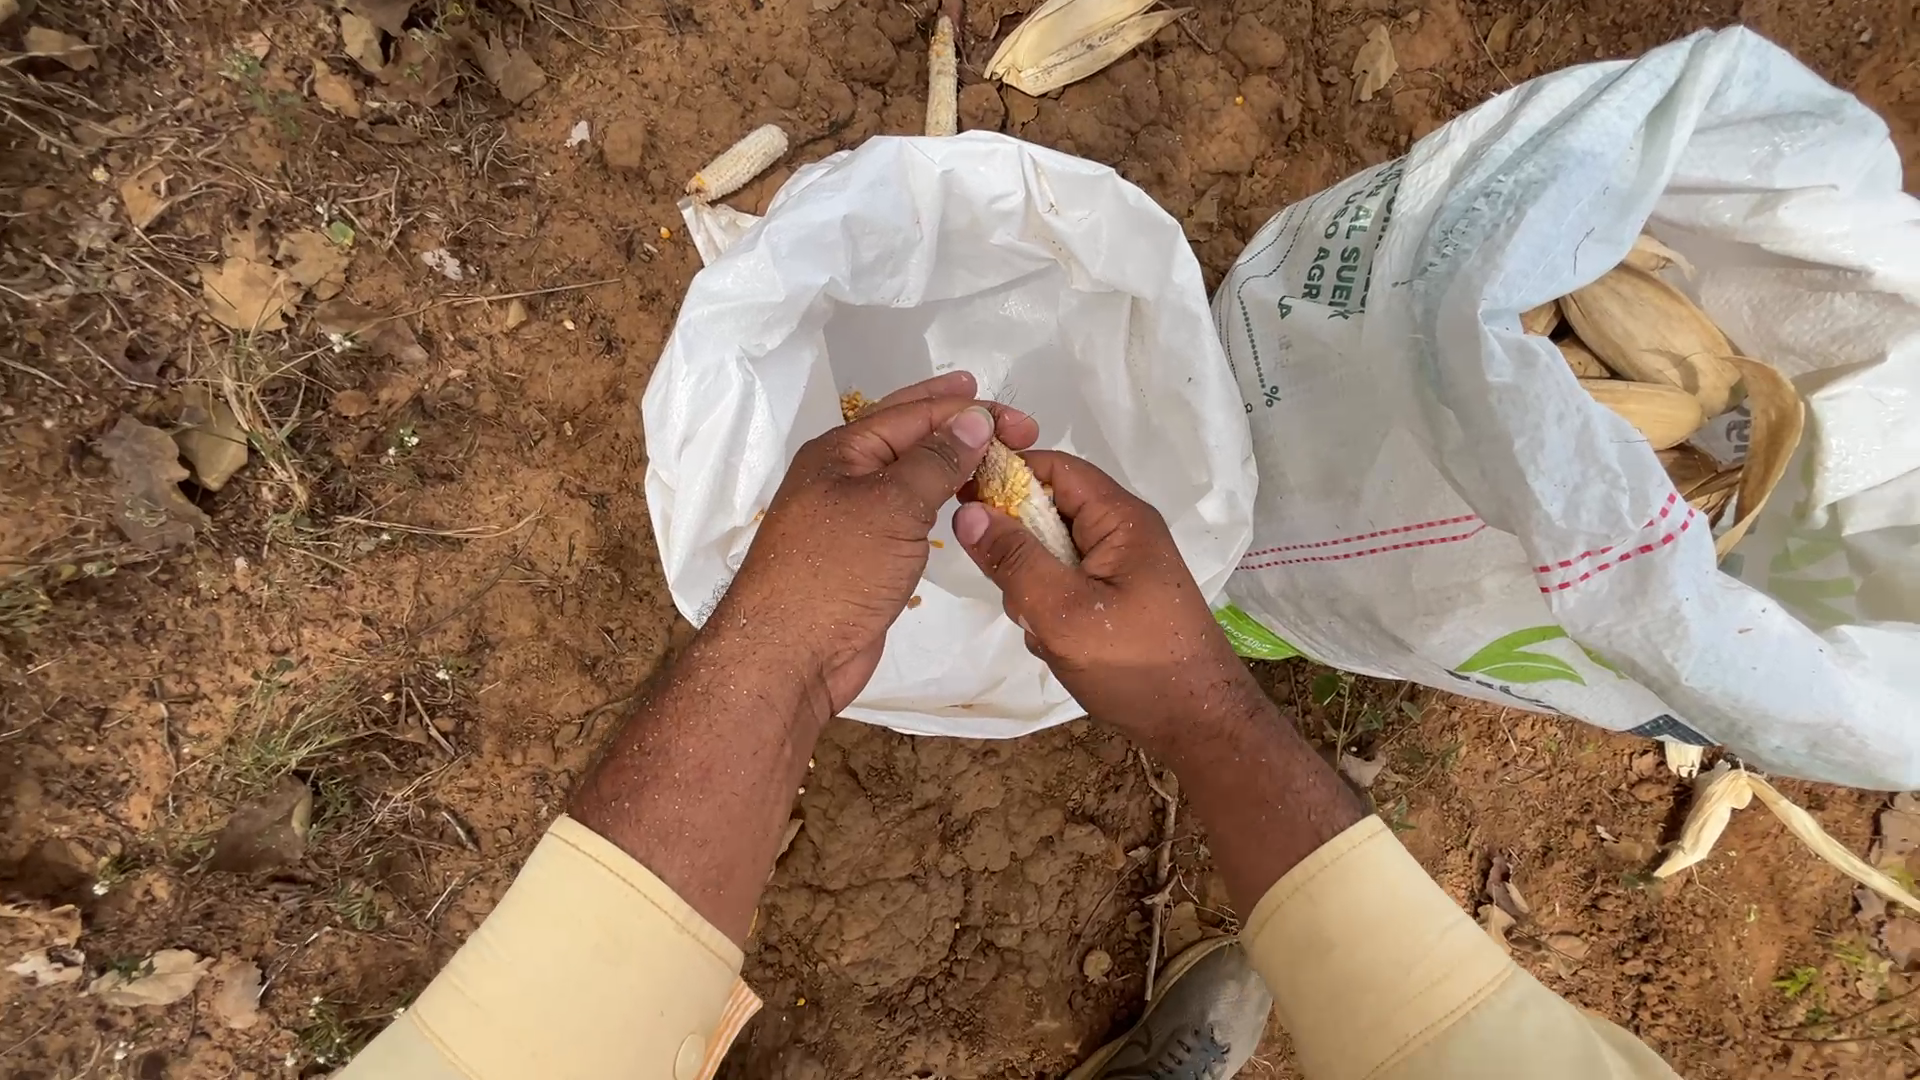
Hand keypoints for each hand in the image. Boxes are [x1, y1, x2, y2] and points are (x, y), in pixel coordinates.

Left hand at [713, 371, 1037, 713]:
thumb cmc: (837, 570)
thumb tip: (974, 418)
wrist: (791, 655)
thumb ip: (936, 460)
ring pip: (910, 475)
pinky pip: (909, 513)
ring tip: (992, 453)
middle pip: (909, 435)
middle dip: (961, 424)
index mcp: (842, 451)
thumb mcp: (893, 505)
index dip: (971, 413)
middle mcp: (845, 475)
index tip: (1022, 423)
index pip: (915, 414)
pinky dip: (939, 501)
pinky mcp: (865, 554)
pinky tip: (960, 499)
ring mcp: (854, 516)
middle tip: (1014, 424)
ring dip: (952, 462)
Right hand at [952, 452, 1263, 749]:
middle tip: (1011, 590)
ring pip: (1052, 555)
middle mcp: (1122, 533)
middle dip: (1018, 548)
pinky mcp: (1117, 599)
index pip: (1055, 467)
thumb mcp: (1062, 611)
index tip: (962, 501)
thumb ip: (1013, 559)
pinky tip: (1056, 643)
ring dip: (1032, 588)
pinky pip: (1066, 586)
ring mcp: (1120, 569)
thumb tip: (967, 511)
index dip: (1006, 475)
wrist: (1199, 726)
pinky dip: (1050, 609)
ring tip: (1042, 627)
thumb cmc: (1135, 665)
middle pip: (1049, 512)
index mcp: (1119, 518)